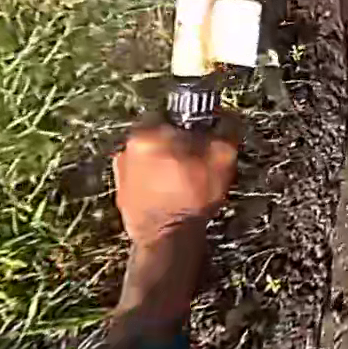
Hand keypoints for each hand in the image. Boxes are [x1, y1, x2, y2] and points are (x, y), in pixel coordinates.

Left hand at [113, 123, 238, 247]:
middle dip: (180, 140)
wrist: (168, 237)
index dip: (191, 119)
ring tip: (188, 175)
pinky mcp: (122, 191)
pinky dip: (159, 176)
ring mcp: (121, 171)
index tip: (204, 131)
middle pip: (160, 133)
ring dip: (168, 158)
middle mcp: (128, 148)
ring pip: (152, 153)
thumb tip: (225, 115)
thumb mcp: (223, 155)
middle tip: (200, 154)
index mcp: (148, 133)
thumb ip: (226, 127)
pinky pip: (145, 173)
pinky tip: (176, 189)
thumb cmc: (194, 194)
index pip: (170, 111)